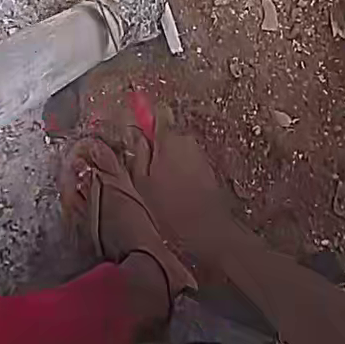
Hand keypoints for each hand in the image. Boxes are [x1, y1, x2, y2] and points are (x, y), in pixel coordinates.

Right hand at [132, 101, 235, 253]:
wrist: (207, 231)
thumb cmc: (170, 208)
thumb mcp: (141, 181)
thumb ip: (138, 153)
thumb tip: (135, 135)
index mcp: (169, 139)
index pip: (159, 112)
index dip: (147, 119)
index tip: (139, 131)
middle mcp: (188, 141)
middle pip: (168, 134)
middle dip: (157, 147)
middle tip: (144, 171)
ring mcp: (201, 155)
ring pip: (178, 150)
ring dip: (169, 162)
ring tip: (160, 188)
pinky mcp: (209, 170)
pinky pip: (189, 164)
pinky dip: (181, 173)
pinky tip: (175, 194)